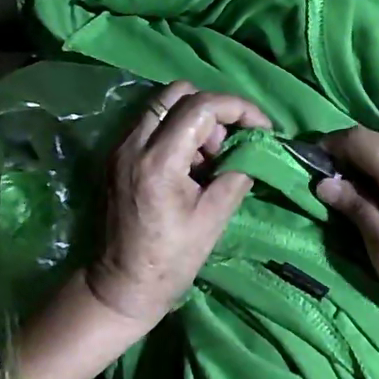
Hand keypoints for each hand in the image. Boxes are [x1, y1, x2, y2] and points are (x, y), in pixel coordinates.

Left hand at [85, 81, 271, 325]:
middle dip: (214, 110)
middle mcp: (134, 144)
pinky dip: (177, 130)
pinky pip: (152, 123)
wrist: (121, 285)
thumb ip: (236, 175)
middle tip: (229, 144)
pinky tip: (190, 165)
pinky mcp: (117, 156)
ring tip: (210, 158)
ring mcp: (121, 148)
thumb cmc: (171, 260)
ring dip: (194, 119)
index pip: (202, 107)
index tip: (261, 128)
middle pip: (178, 93)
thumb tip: (251, 150)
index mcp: (159, 161)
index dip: (238, 109)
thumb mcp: (214, 219)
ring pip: (163, 105)